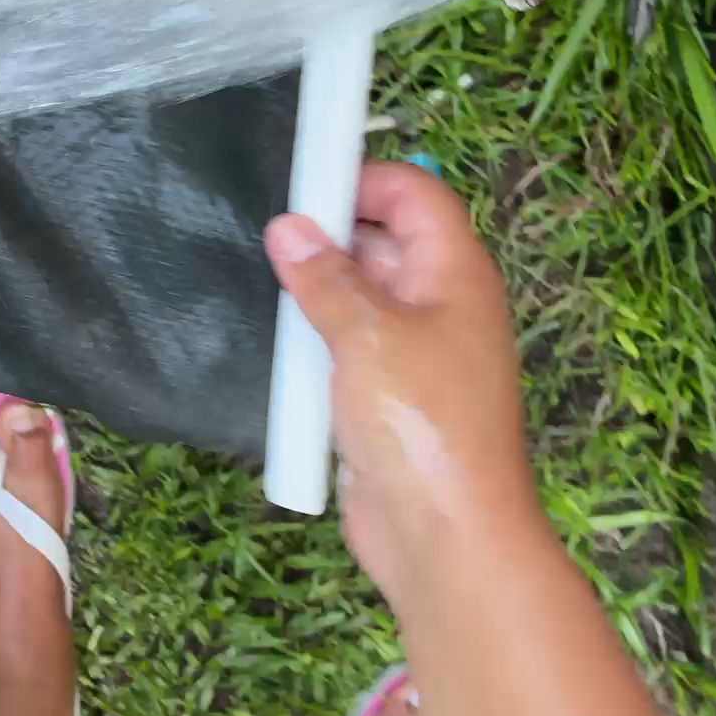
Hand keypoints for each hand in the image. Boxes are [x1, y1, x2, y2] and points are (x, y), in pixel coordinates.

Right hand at [264, 161, 538, 611]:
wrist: (442, 535)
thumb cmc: (418, 420)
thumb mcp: (366, 335)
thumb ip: (324, 277)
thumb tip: (288, 227)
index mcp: (453, 274)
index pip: (415, 196)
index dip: (364, 179)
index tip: (303, 185)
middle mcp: (436, 303)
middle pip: (383, 241)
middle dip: (330, 232)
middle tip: (269, 236)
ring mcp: (410, 349)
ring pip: (359, 293)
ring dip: (316, 286)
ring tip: (262, 278)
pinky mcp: (382, 388)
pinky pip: (345, 340)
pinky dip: (314, 332)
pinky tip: (273, 333)